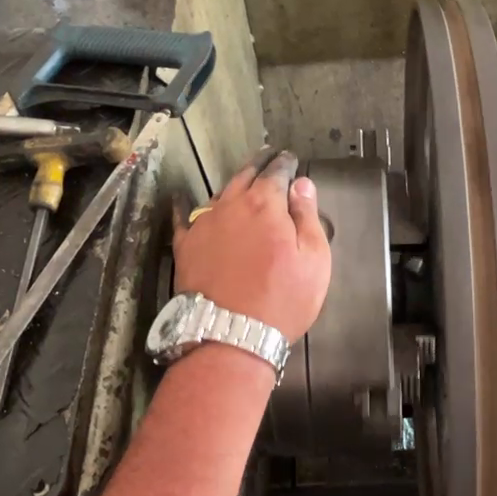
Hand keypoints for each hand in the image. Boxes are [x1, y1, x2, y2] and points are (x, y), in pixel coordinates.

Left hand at [173, 149, 331, 338]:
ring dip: (233, 185)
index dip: (286, 164)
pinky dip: (185, 207)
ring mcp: (204, 225)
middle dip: (259, 165)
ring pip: (219, 194)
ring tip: (242, 182)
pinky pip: (183, 219)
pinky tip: (183, 202)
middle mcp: (231, 206)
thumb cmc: (281, 300)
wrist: (229, 336)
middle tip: (268, 159)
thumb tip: (302, 185)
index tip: (290, 159)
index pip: (277, 172)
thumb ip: (308, 217)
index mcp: (265, 205)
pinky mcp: (185, 247)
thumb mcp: (314, 260)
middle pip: (245, 176)